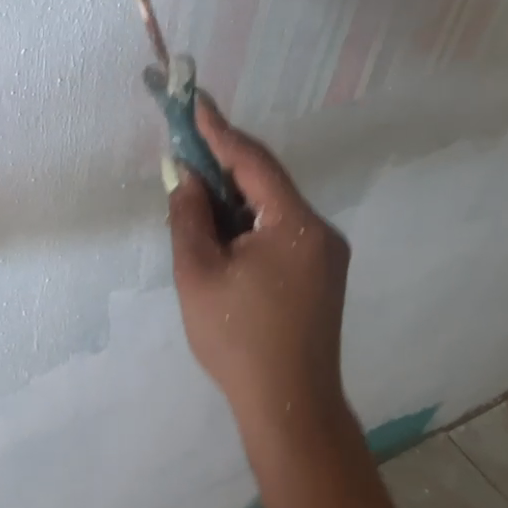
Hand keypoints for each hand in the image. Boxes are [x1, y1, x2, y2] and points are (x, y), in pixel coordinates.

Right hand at [166, 99, 350, 428]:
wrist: (289, 407)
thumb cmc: (238, 339)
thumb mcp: (198, 272)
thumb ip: (189, 215)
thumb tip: (187, 176)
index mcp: (294, 225)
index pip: (252, 161)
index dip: (218, 129)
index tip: (193, 100)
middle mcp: (319, 230)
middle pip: (266, 179)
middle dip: (223, 159)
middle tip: (184, 138)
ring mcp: (324, 253)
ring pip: (271, 204)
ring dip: (233, 191)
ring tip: (193, 179)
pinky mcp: (319, 273)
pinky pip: (278, 228)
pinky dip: (247, 217)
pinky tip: (219, 222)